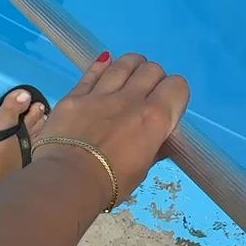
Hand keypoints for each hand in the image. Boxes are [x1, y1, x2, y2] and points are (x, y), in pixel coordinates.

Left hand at [35, 52, 189, 211]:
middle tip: (145, 90)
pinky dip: (101, 65)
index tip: (166, 102)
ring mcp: (100, 95)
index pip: (177, 86)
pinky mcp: (74, 96)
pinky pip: (91, 72)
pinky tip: (105, 62)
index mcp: (155, 118)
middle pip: (151, 70)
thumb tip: (157, 138)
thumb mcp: (142, 169)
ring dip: (130, 64)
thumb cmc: (111, 183)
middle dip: (153, 77)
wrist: (67, 179)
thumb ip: (153, 147)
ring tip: (129, 71)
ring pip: (122, 64)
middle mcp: (131, 99)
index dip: (174, 92)